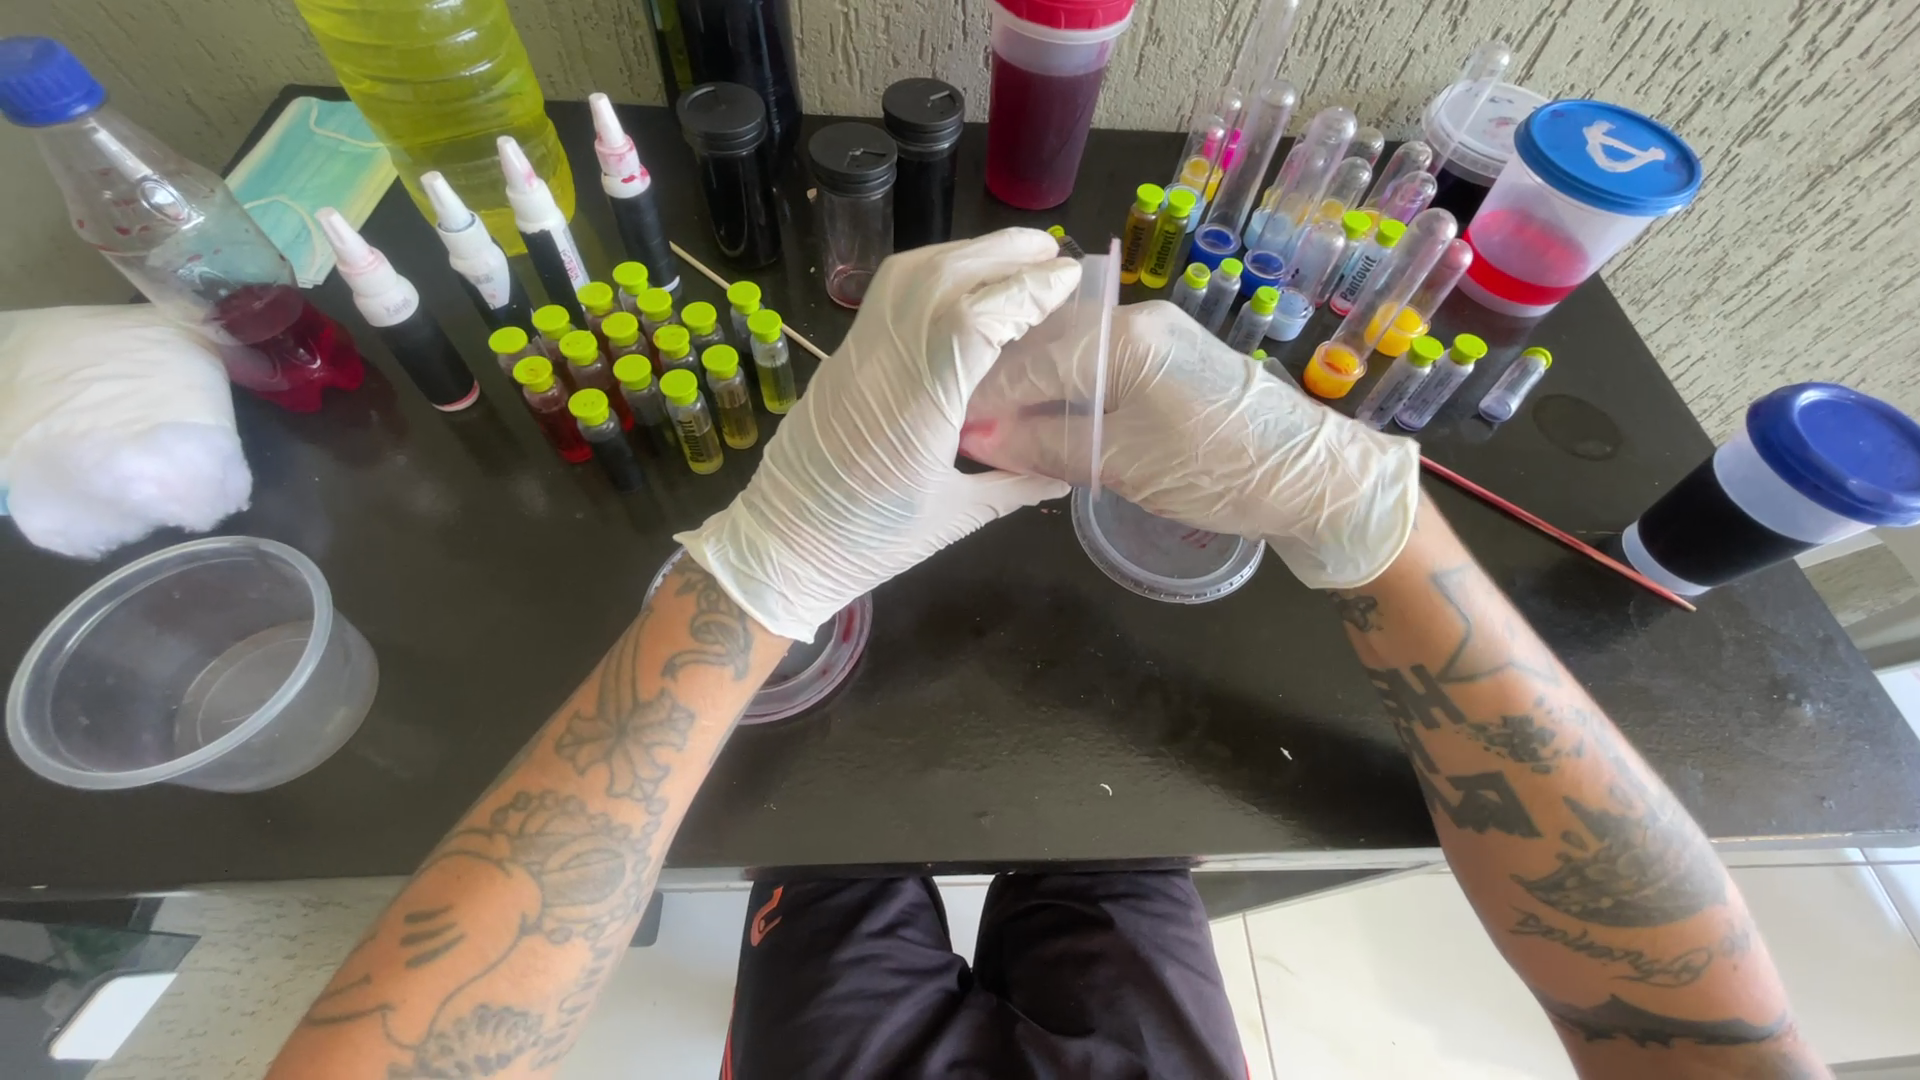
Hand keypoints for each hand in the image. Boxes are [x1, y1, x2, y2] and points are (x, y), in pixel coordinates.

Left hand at [677, 229, 1078, 640]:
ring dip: (963, 254)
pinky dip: (930, 274)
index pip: (973, 320)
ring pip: (907, 275)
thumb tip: (1066, 471)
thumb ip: (1014, 486)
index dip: (1024, 291)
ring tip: (1011, 259)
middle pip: (940, 278)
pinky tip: (958, 287)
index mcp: (918, 408)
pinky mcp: (840, 358)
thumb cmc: (867, 543)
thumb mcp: (953, 518)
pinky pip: (886, 295)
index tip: (1067, 281)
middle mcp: (883, 366)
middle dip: (1000, 253)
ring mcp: (854, 356)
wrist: (781, 545)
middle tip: (1051, 251)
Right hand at [963, 300, 1419, 588]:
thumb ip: (1047, 445)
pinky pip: (1102, 371)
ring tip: (1004, 434)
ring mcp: (1158, 337)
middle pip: (1049, 348)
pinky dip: (1070, 398)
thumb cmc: (1219, 470)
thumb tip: (981, 439)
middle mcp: (1139, 322)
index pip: (1033, 359)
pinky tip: (1051, 424)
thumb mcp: (1124, 464)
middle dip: (1007, 392)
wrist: (1315, 480)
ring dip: (1037, 396)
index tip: (953, 427)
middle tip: (973, 433)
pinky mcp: (1171, 362)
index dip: (989, 397)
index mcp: (1127, 337)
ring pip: (1073, 359)